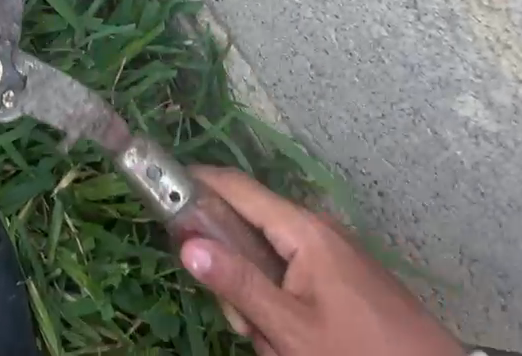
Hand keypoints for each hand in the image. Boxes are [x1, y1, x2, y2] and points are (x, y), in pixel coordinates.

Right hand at [180, 166, 465, 355]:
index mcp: (301, 228)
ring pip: (267, 260)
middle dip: (232, 272)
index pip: (234, 186)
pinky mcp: (341, 275)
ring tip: (275, 343)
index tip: (160, 196)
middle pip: (247, 229)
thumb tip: (185, 243)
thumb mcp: (292, 329)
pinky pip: (291, 276)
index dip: (194, 183)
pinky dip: (281, 306)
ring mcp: (330, 251)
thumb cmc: (362, 353)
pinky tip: (293, 342)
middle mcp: (314, 228)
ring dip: (258, 300)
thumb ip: (238, 284)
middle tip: (240, 320)